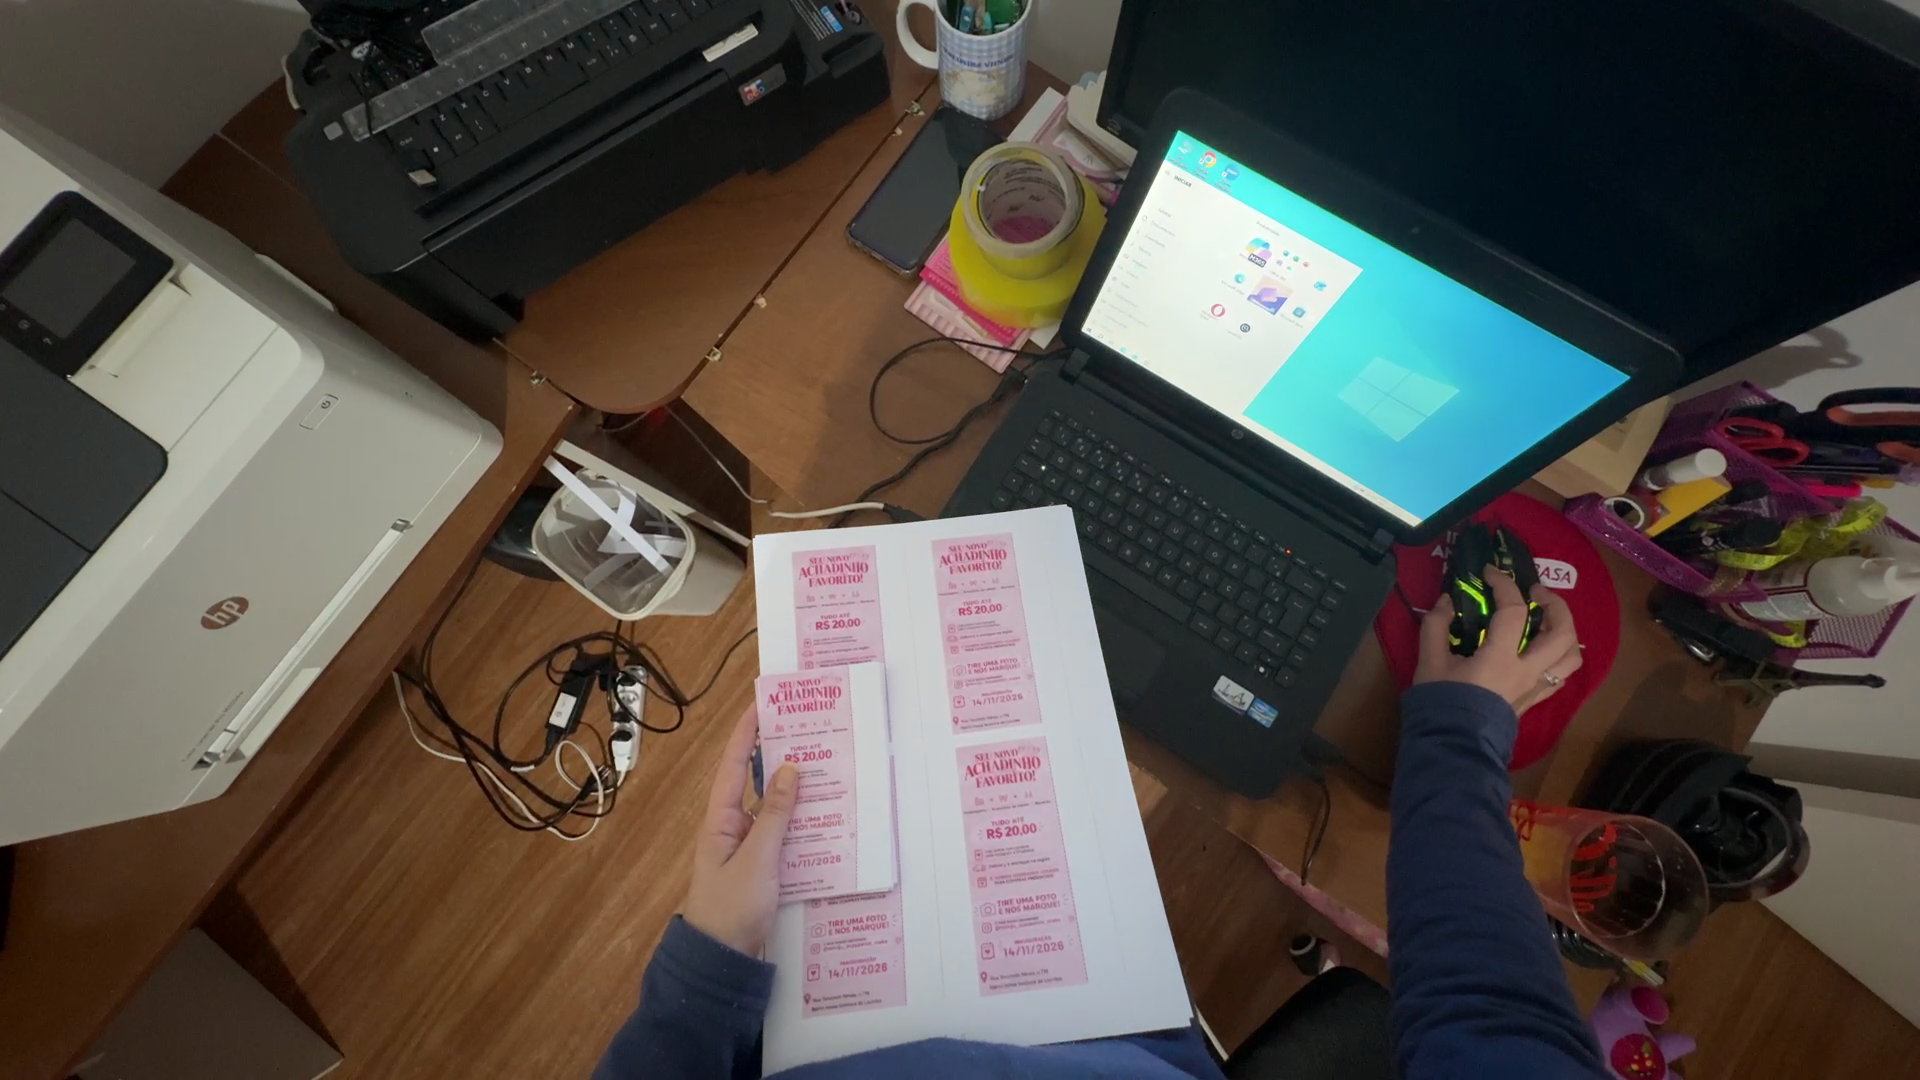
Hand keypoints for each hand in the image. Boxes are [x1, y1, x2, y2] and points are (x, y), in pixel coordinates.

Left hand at [681, 704, 797, 956]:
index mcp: (722, 817)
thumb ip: (775, 813)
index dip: (746, 732)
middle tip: (806, 726)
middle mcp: (733, 823)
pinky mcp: (763, 862)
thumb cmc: (732, 907)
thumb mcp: (758, 858)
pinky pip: (783, 828)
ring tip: (822, 759)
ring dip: (794, 783)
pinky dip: (801, 815)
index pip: (734, 763)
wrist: (722, 962)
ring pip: (773, 803)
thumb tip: (790, 768)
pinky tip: (824, 809)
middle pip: (755, 778)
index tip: (762, 702)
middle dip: (777, 751)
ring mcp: (748, 843)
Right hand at [1415, 564, 1580, 714]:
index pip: (1513, 612)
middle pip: (1562, 633)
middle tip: (1536, 592)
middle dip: (1555, 606)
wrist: (1452, 740)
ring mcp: (1536, 686)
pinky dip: (1560, 656)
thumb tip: (1447, 600)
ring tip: (1549, 619)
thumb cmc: (1440, 699)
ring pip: (1572, 656)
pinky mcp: (1536, 698)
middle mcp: (1528, 670)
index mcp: (1501, 657)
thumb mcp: (1429, 660)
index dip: (1504, 585)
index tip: (1490, 572)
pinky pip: (1561, 674)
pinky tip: (1546, 649)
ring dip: (1566, 631)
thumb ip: (1437, 626)